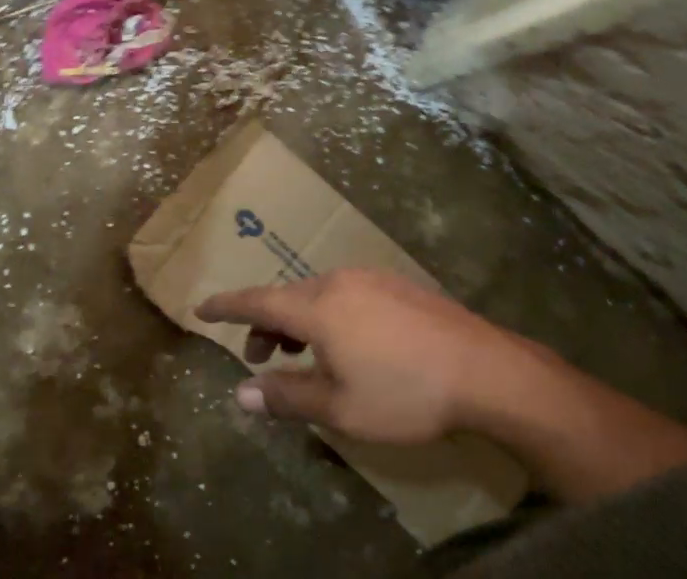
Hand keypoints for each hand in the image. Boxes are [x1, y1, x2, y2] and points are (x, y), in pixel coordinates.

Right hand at [195, 268, 544, 445]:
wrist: (486, 371)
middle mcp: (339, 281)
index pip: (256, 300)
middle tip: (258, 357)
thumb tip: (241, 394)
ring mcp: (372, 279)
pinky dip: (327, 314)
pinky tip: (345, 344)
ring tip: (299, 354)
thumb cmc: (404, 393)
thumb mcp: (339, 407)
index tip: (200, 308)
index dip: (226, 305)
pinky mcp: (399, 286)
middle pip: (287, 296)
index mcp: (317, 306)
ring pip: (318, 294)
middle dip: (264, 324)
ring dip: (297, 321)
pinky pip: (346, 294)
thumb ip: (286, 397)